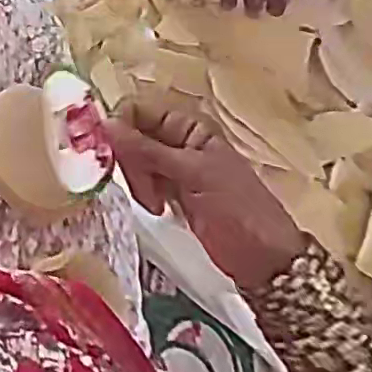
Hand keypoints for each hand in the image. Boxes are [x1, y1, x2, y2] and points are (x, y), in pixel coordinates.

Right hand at [107, 101, 304, 288]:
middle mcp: (176, 139)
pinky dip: (142, 192)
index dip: (120, 127)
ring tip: (156, 204)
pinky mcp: (168, 190)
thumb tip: (105, 124)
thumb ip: (147, 150)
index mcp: (188, 125)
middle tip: (144, 189)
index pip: (137, 110)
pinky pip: (141, 180)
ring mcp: (172, 166)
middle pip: (130, 135)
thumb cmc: (238, 209)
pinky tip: (158, 207)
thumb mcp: (193, 174)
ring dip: (137, 180)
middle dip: (131, 161)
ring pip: (132, 159)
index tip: (113, 154)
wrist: (265, 262)